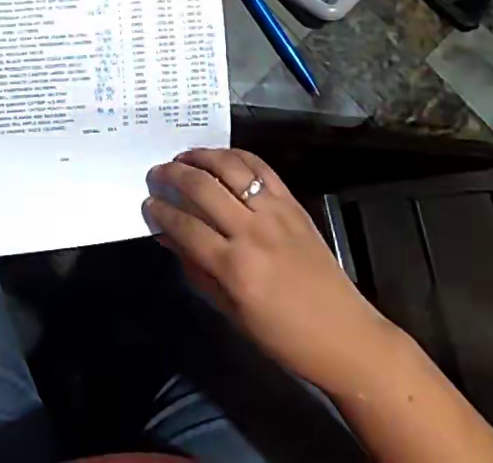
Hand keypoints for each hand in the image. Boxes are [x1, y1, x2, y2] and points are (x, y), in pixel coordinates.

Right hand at [145, 148, 403, 395]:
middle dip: (173, 175)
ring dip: (201, 156)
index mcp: (235, 268)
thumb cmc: (283, 336)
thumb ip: (197, 269)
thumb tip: (168, 237)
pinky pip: (260, 168)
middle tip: (157, 172)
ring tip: (183, 157)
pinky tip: (220, 156)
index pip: (185, 226)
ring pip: (230, 168)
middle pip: (203, 188)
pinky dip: (236, 155)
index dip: (161, 212)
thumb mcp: (231, 312)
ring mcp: (275, 212)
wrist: (344, 335)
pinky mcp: (293, 203)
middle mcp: (253, 232)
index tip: (148, 203)